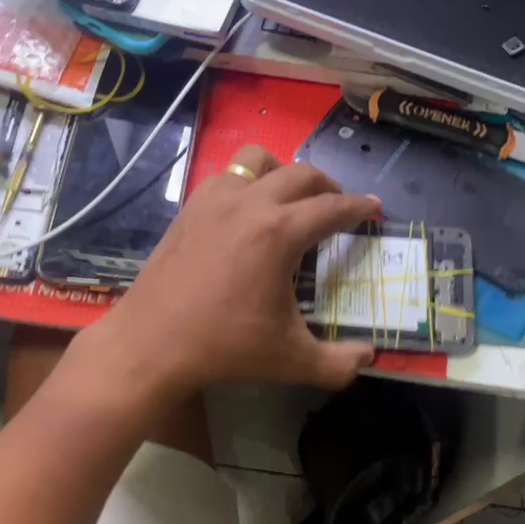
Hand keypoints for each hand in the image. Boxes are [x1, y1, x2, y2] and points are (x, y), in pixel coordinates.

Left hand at [82, 145, 380, 396]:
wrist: (150, 343)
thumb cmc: (224, 348)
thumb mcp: (290, 361)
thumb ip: (338, 363)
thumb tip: (369, 358)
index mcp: (280, 232)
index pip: (333, 208)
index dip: (359, 207)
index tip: (374, 207)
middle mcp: (250, 203)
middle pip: (302, 173)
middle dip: (328, 185)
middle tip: (339, 205)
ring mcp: (214, 200)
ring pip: (258, 159)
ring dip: (284, 171)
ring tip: (290, 197)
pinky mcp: (189, 208)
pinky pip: (226, 174)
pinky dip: (246, 180)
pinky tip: (245, 210)